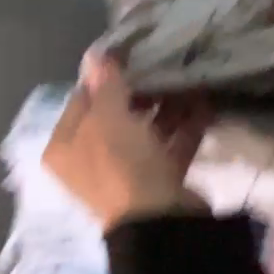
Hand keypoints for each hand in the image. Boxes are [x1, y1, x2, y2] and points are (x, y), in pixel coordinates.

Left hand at [42, 52, 213, 228]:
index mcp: (66, 146)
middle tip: (167, 68)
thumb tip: (96, 54)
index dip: (106, 77)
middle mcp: (91, 158)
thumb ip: (106, 86)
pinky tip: (206, 105)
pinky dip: (187, 125)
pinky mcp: (159, 177)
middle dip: (143, 91)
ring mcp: (126, 169)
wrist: (158, 218)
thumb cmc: (122, 164)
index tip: (135, 55)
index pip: (82, 100)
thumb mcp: (110, 120)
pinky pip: (172, 143)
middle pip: (117, 114)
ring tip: (192, 83)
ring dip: (169, 107)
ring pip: (147, 128)